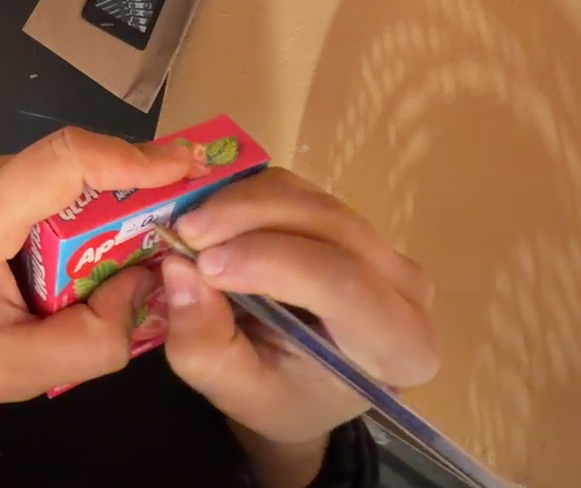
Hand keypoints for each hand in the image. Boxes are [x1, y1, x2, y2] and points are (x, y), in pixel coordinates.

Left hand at [0, 127, 198, 403]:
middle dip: (128, 196)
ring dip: (93, 210)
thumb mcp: (17, 370)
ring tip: (118, 260)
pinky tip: (72, 256)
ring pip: (54, 173)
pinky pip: (34, 180)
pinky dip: (66, 211)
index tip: (189, 165)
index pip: (66, 159)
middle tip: (174, 228)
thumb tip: (147, 282)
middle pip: (69, 165)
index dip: (134, 157)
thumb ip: (97, 335)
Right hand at [161, 168, 438, 449]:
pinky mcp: (337, 213)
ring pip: (303, 195)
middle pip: (325, 223)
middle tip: (183, 233)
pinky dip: (241, 192)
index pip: (345, 284)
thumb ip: (204, 343)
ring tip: (191, 229)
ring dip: (238, 201)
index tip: (204, 264)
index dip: (271, 261)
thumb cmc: (278, 394)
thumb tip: (178, 270)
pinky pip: (288, 185)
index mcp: (398, 346)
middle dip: (245, 217)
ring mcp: (374, 241)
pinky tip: (211, 218)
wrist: (298, 383)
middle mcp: (402, 285)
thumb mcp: (234, 389)